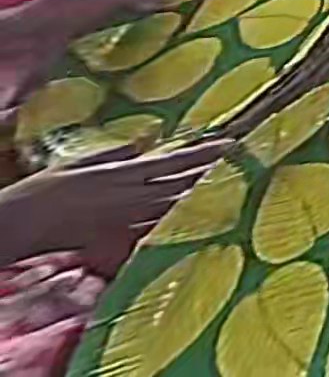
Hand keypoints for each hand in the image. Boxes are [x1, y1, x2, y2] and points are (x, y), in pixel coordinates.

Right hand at [0, 141, 231, 269]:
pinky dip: (176, 222)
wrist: (6, 225)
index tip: (236, 143)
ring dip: (205, 196)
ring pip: (176, 205)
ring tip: (237, 187)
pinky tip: (197, 219)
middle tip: (251, 164)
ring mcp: (124, 218)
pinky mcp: (112, 238)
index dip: (210, 151)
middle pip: (186, 181)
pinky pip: (153, 229)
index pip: (180, 159)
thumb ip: (114, 153)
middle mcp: (132, 194)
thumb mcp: (78, 164)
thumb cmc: (40, 191)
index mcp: (126, 172)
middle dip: (218, 173)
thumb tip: (141, 143)